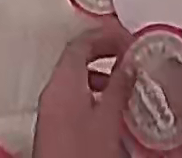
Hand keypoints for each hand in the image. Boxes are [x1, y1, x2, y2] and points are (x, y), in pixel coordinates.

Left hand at [33, 26, 136, 157]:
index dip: (105, 35)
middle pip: (77, 57)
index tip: (128, 38)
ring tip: (124, 79)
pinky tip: (111, 107)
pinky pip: (74, 96)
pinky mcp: (54, 129)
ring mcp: (51, 111)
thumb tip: (130, 65)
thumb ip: (119, 86)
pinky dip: (94, 91)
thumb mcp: (108, 118)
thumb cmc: (82, 154)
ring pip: (76, 77)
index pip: (80, 42)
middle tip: (128, 52)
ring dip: (100, 72)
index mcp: (62, 82)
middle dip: (104, 50)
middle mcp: (52, 92)